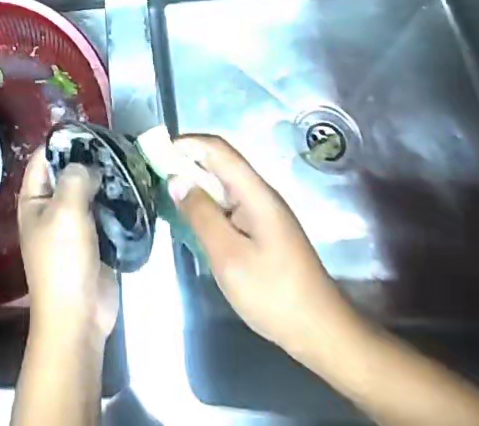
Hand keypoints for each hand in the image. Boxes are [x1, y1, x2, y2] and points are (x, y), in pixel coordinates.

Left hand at [17, 158, 117, 341]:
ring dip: (105, 181)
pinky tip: (133, 188)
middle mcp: (50, 208)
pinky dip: (116, 202)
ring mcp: (73, 225)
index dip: (62, 141)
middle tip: (116, 143)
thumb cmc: (63, 260)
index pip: (43, 158)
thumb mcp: (65, 210)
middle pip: (68, 173)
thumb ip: (74, 178)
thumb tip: (87, 164)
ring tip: (128, 161)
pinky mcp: (95, 240)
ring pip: (89, 193)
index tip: (89, 128)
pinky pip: (104, 213)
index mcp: (33, 199)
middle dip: (89, 159)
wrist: (78, 316)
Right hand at [168, 134, 360, 358]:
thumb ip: (201, 215)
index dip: (187, 143)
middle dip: (187, 162)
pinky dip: (208, 204)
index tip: (157, 151)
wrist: (323, 334)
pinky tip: (194, 221)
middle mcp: (261, 196)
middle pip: (221, 164)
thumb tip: (176, 179)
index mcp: (256, 194)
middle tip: (155, 175)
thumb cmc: (274, 294)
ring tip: (168, 196)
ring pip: (224, 186)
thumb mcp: (229, 256)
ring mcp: (264, 214)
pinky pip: (230, 205)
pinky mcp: (264, 232)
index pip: (218, 149)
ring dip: (196, 184)